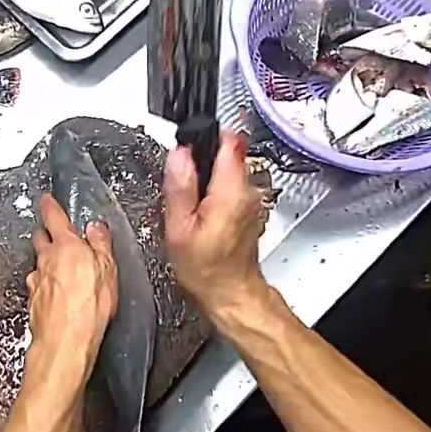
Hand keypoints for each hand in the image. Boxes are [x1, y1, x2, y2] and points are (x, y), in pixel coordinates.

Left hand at [27, 194, 117, 366]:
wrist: (64, 343)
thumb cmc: (89, 307)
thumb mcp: (107, 271)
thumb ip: (100, 246)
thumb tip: (95, 227)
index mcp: (65, 247)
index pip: (53, 218)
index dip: (50, 206)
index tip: (47, 199)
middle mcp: (45, 260)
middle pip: (41, 238)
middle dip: (46, 233)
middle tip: (55, 233)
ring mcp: (36, 281)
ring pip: (38, 262)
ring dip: (46, 260)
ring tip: (60, 266)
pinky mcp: (33, 300)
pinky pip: (38, 283)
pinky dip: (45, 282)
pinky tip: (55, 291)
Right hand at [162, 131, 268, 321]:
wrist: (229, 293)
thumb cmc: (205, 269)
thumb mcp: (179, 229)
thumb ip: (180, 187)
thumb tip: (178, 154)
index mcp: (231, 192)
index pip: (229, 142)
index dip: (205, 138)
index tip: (187, 148)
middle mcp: (248, 192)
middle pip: (227, 154)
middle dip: (202, 161)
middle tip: (181, 184)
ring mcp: (252, 200)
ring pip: (228, 170)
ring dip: (207, 178)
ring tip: (190, 204)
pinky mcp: (249, 208)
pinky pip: (230, 186)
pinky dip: (214, 192)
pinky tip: (201, 213)